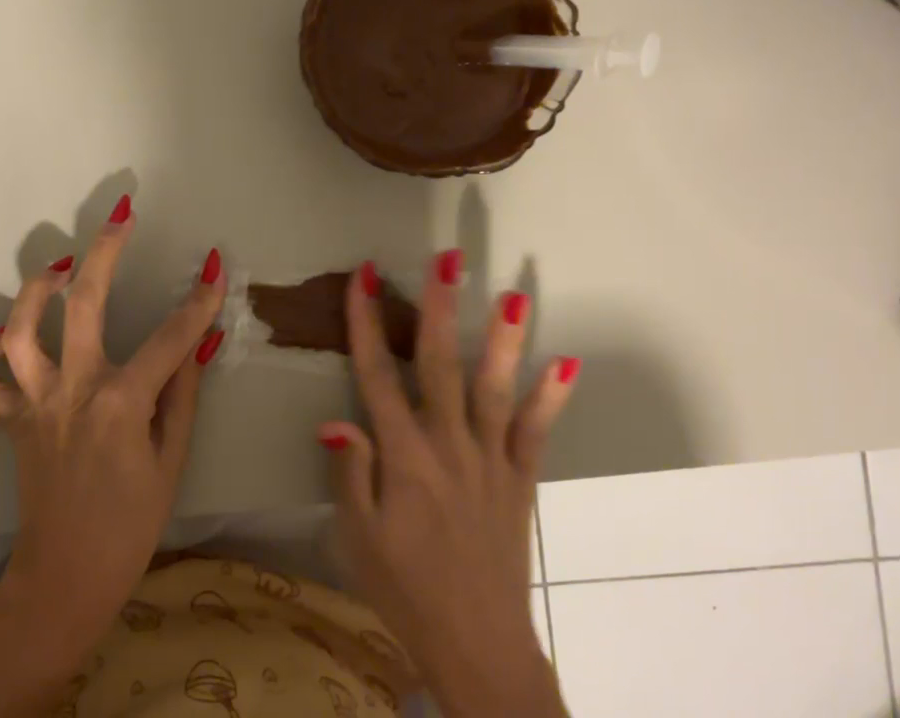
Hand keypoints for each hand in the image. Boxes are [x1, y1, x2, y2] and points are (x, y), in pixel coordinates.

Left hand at [0, 195, 227, 640]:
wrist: (67, 574)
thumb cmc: (130, 524)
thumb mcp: (171, 460)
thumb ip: (183, 393)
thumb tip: (202, 340)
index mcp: (120, 402)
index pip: (168, 337)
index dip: (196, 300)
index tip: (213, 264)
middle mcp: (71, 389)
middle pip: (81, 303)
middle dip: (104, 251)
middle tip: (121, 215)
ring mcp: (33, 402)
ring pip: (19, 329)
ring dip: (34, 290)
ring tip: (57, 268)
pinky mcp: (9, 420)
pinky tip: (4, 335)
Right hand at [321, 254, 575, 717]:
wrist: (477, 642)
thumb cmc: (404, 589)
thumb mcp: (357, 537)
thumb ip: (350, 475)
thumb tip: (333, 420)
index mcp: (403, 457)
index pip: (378, 376)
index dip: (368, 324)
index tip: (365, 277)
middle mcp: (450, 446)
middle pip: (442, 364)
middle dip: (441, 307)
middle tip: (448, 257)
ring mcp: (492, 461)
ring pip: (495, 388)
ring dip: (503, 338)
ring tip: (514, 293)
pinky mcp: (520, 481)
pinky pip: (537, 432)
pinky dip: (553, 397)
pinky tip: (566, 362)